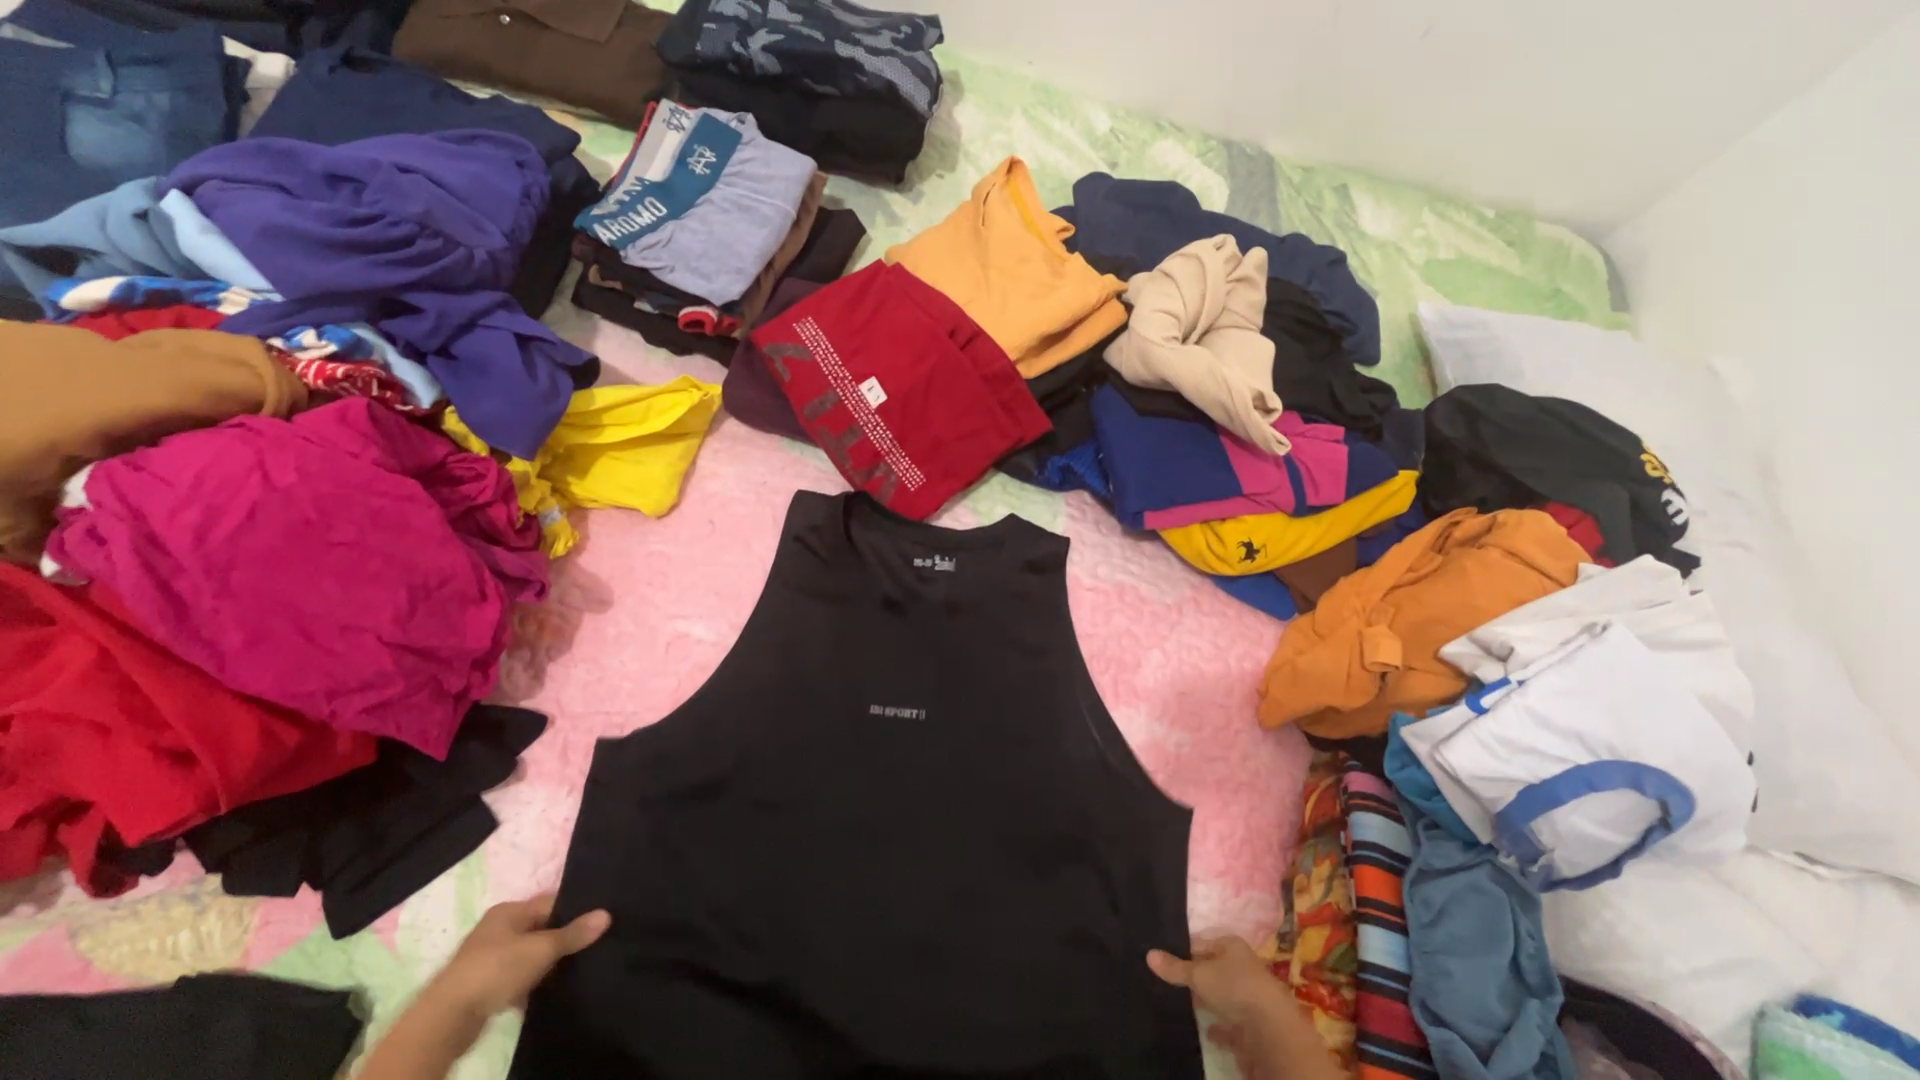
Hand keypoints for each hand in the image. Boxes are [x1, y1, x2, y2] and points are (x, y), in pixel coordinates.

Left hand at [426, 894, 610, 1017]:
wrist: (450, 1016)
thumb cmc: (496, 969)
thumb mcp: (541, 948)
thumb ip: (573, 933)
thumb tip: (606, 914)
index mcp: (509, 911)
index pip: (551, 902)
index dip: (576, 910)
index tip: (601, 920)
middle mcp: (498, 928)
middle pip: (542, 927)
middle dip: (565, 937)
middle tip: (597, 943)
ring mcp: (491, 957)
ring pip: (531, 953)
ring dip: (550, 961)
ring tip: (582, 965)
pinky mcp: (488, 983)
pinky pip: (521, 975)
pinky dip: (535, 980)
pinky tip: (554, 988)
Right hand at [1148, 937, 1341, 1079]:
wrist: (1271, 1028)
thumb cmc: (1234, 987)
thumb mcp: (1198, 974)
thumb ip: (1175, 967)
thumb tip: (1148, 954)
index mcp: (1231, 945)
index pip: (1200, 943)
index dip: (1182, 951)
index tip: (1163, 961)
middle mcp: (1242, 964)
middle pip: (1212, 968)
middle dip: (1194, 977)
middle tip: (1168, 984)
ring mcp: (1249, 992)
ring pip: (1221, 994)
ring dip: (1206, 1000)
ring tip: (1181, 1005)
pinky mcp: (1252, 1018)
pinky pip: (1230, 1020)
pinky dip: (1218, 1025)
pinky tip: (1205, 1030)